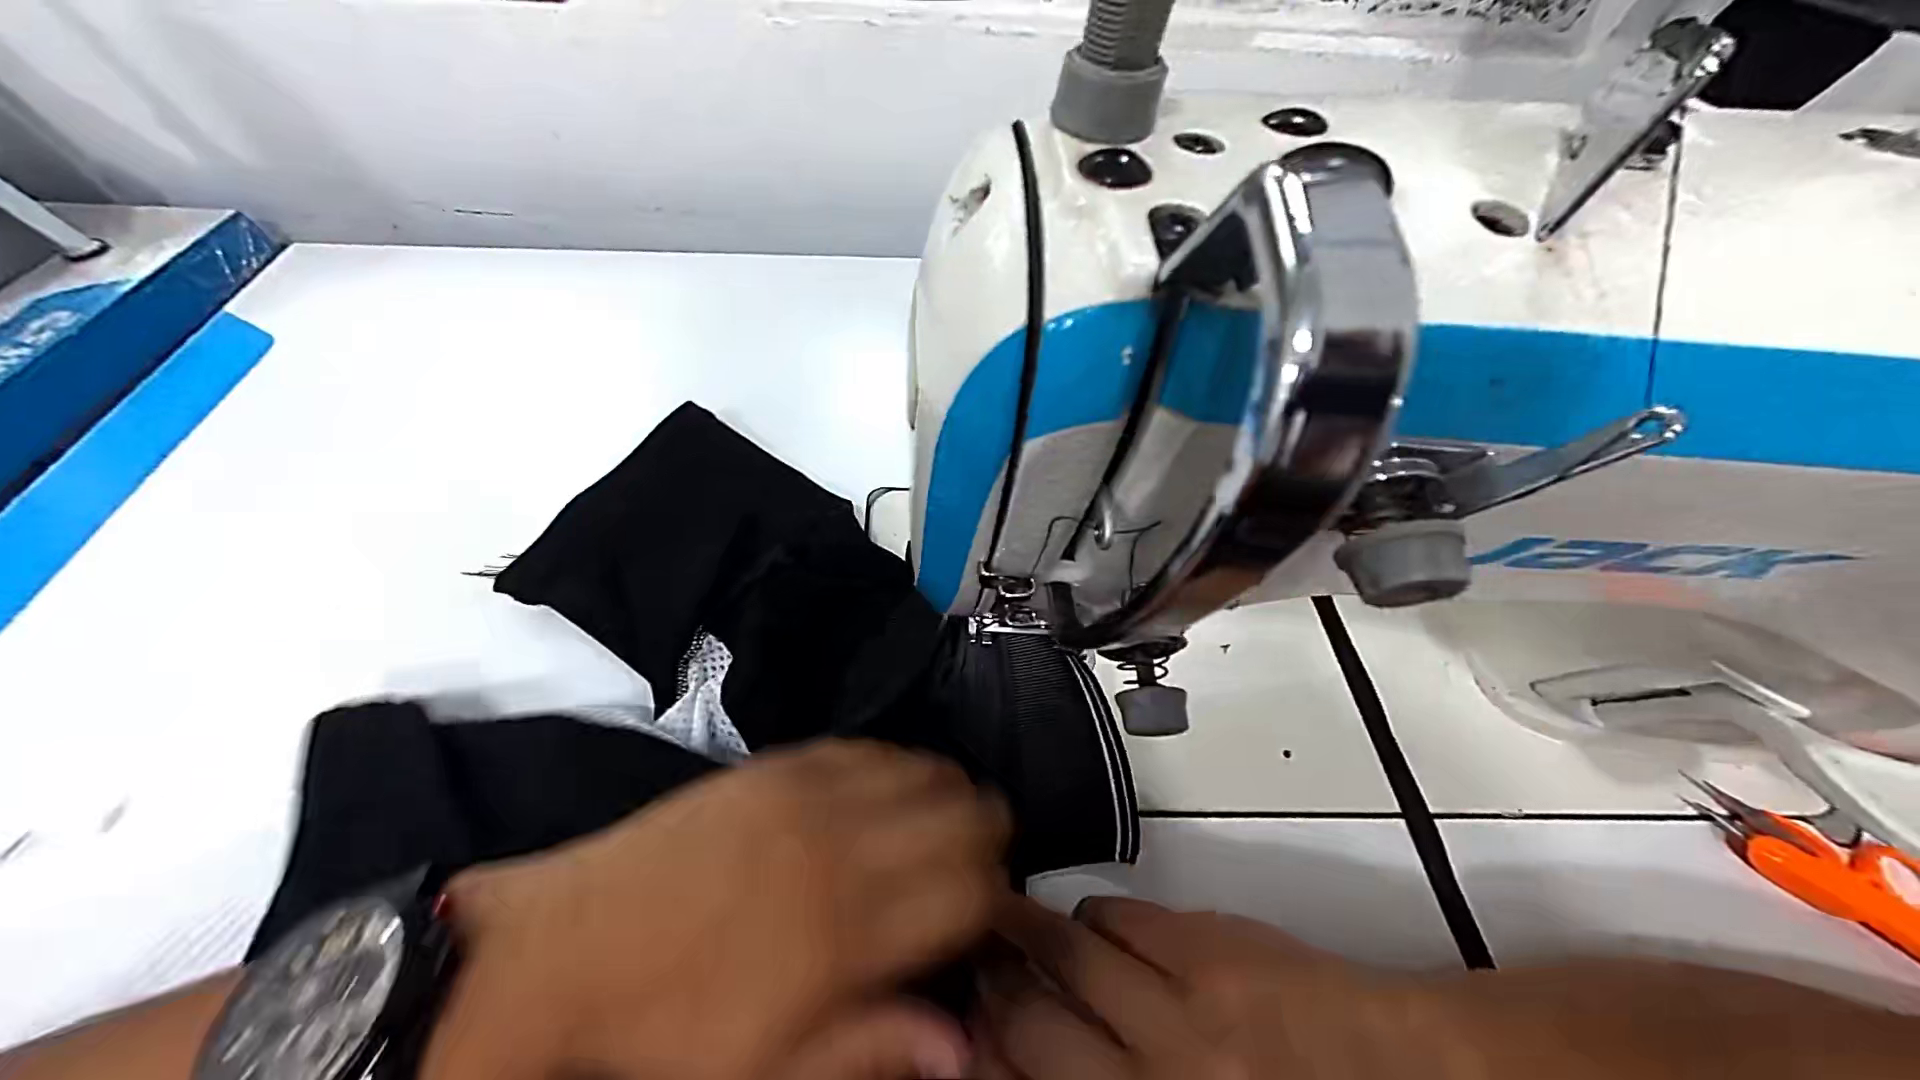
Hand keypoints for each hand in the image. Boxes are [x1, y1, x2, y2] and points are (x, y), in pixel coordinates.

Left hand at [420, 739, 1010, 1079]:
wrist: (563, 949)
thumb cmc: (667, 1029)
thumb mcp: (767, 1072)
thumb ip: (871, 1047)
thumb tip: (961, 1041)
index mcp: (848, 930)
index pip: (968, 888)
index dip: (994, 893)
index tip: (989, 904)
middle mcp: (841, 846)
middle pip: (959, 816)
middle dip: (986, 834)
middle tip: (979, 857)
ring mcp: (808, 794)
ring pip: (921, 770)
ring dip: (949, 792)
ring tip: (946, 817)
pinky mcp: (776, 765)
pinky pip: (864, 748)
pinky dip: (896, 763)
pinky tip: (894, 783)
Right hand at [975, 896, 1446, 1079]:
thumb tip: (1047, 1060)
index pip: (1031, 1078)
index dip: (986, 1048)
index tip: (966, 1025)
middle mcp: (1148, 1074)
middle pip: (1033, 1019)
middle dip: (994, 985)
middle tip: (977, 959)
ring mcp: (1174, 1010)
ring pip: (1068, 954)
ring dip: (1033, 934)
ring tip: (1011, 917)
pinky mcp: (1204, 950)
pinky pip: (1120, 919)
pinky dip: (1096, 916)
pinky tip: (1094, 920)